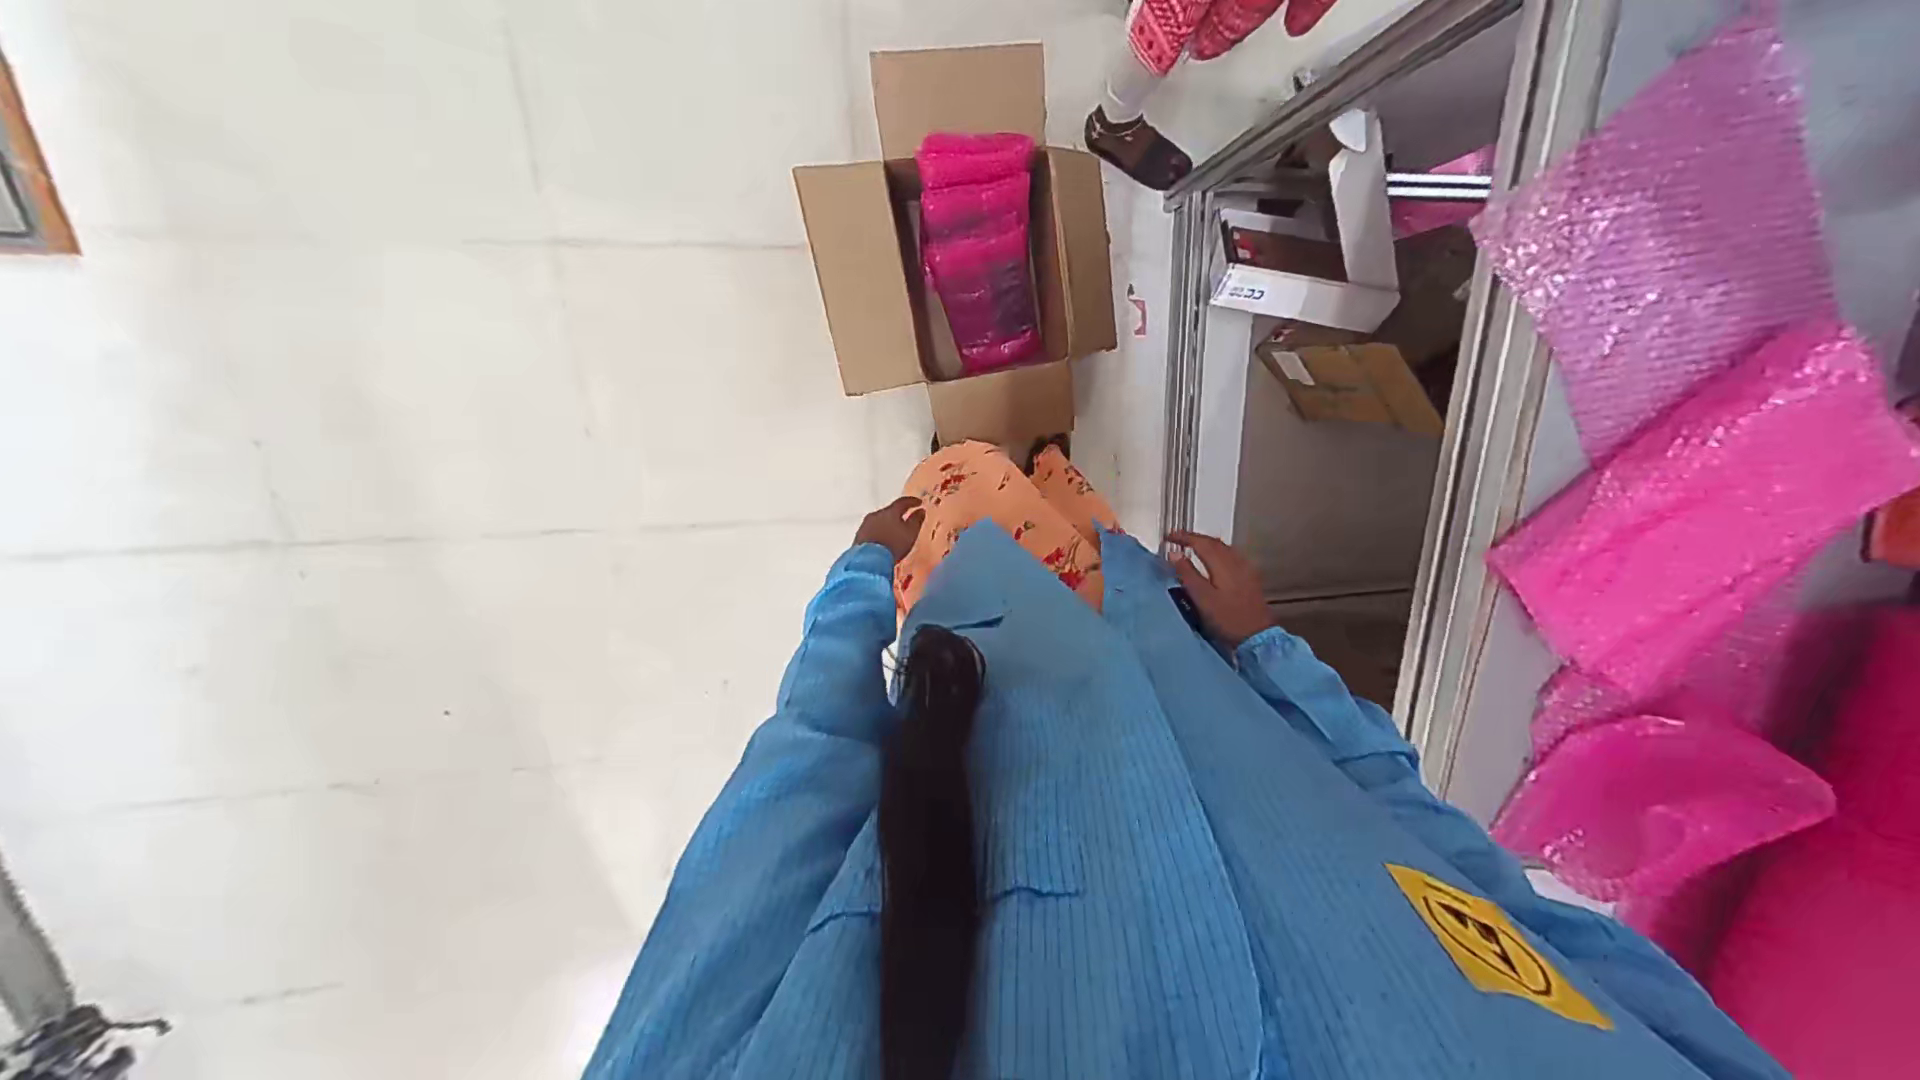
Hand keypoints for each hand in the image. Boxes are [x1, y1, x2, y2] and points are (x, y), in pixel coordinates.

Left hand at [855, 496, 925, 563]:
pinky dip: (879, 532)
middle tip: (905, 517)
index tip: (919, 502)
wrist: (869, 560)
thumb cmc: (894, 545)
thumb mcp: (910, 533)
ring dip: (887, 524)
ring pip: (879, 521)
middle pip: (889, 511)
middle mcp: (876, 515)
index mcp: (890, 511)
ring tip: (894, 531)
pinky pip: (872, 530)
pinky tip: (883, 540)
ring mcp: (865, 525)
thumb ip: (916, 521)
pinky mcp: (859, 536)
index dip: (912, 502)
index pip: (902, 502)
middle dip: (898, 514)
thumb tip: (920, 511)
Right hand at [1167, 530, 1274, 647]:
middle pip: (1214, 542)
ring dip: (1206, 544)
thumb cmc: (1228, 619)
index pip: (1201, 542)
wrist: (1258, 637)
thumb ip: (1187, 574)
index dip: (1183, 537)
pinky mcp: (1249, 578)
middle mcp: (1236, 562)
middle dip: (1194, 538)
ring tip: (1191, 547)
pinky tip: (1212, 561)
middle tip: (1177, 539)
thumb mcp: (1202, 598)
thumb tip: (1174, 554)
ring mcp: (1245, 570)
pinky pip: (1230, 556)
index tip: (1168, 537)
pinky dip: (1217, 552)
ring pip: (1223, 548)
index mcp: (1223, 564)